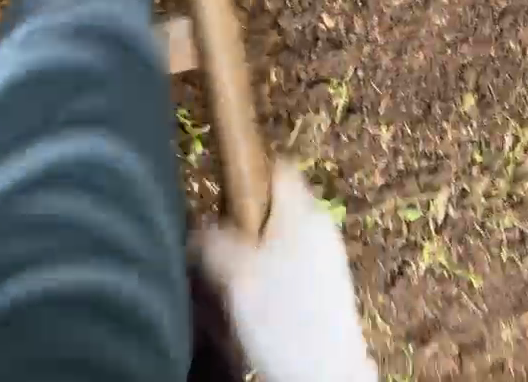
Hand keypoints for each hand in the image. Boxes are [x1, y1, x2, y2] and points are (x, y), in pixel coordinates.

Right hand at [196, 163, 377, 381]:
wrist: (328, 374)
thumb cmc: (283, 314)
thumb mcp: (236, 273)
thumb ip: (213, 240)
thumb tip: (198, 226)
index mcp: (303, 209)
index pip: (277, 167)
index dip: (249, 172)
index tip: (223, 190)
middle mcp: (320, 223)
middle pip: (276, 205)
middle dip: (246, 220)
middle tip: (220, 244)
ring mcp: (328, 254)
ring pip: (282, 237)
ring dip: (256, 252)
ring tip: (233, 279)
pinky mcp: (329, 285)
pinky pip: (292, 264)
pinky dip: (272, 275)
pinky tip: (256, 302)